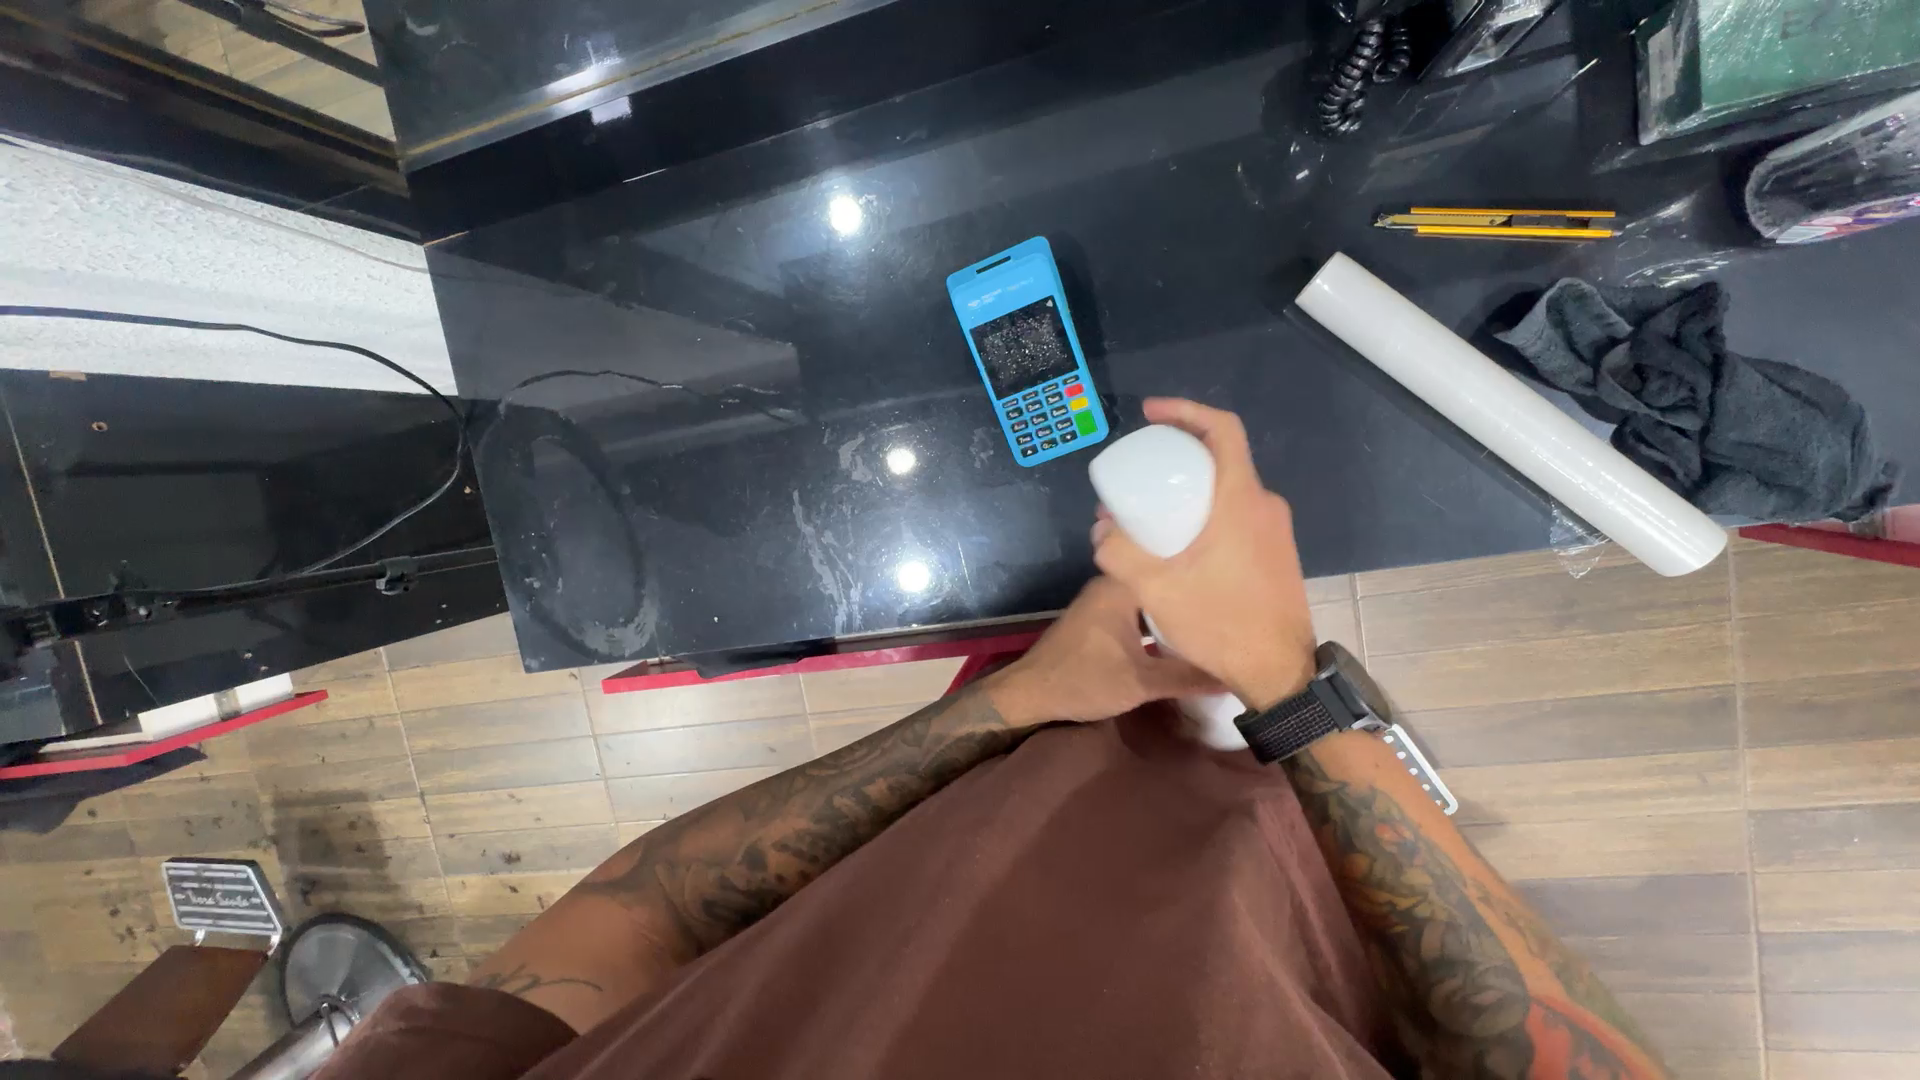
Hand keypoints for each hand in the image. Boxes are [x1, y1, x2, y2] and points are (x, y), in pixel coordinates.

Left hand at [982, 576, 1222, 724]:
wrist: (1030, 692)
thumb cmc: (1084, 680)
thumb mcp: (1142, 683)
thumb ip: (1188, 677)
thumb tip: (1233, 675)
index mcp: (1122, 587)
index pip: (1171, 570)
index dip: (1203, 583)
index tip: (1236, 592)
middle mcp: (1111, 584)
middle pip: (1161, 584)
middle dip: (1190, 599)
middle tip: (1231, 612)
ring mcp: (1101, 599)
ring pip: (1149, 599)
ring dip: (1173, 613)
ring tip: (1211, 624)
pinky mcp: (1097, 616)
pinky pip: (1136, 610)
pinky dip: (1155, 621)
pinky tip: (1178, 636)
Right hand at [1091, 398, 1316, 709]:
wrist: (1278, 671)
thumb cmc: (1221, 624)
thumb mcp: (1156, 589)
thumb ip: (1121, 554)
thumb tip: (1102, 531)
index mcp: (1241, 500)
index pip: (1223, 429)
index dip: (1186, 411)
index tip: (1151, 415)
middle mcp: (1264, 505)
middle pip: (1221, 458)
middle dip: (1176, 457)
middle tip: (1139, 474)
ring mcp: (1275, 530)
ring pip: (1227, 490)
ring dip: (1190, 491)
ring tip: (1149, 512)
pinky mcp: (1275, 552)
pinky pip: (1236, 515)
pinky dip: (1205, 513)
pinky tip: (1178, 543)